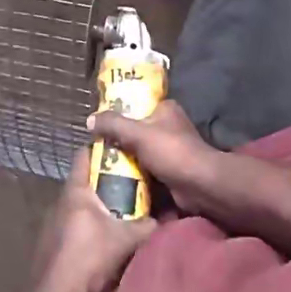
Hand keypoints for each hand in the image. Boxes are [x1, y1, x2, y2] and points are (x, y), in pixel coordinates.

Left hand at [30, 148, 156, 291]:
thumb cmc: (90, 257)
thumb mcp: (126, 239)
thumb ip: (147, 225)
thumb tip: (164, 220)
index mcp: (75, 190)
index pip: (84, 155)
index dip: (101, 149)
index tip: (120, 150)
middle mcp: (60, 201)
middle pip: (84, 184)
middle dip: (105, 186)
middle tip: (130, 190)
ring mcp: (52, 223)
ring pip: (78, 209)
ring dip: (96, 212)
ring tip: (120, 220)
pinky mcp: (50, 245)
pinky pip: (72, 230)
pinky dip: (87, 232)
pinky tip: (102, 247)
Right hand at [87, 100, 218, 212]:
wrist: (201, 187)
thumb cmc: (172, 152)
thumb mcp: (137, 133)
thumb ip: (113, 124)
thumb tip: (89, 120)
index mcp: (165, 109)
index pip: (138, 104)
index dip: (120, 110)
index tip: (102, 120)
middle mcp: (169, 126)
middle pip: (137, 129)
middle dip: (120, 138)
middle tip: (98, 144)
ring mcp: (172, 150)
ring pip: (141, 150)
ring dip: (126, 158)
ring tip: (102, 161)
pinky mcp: (172, 171)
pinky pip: (147, 169)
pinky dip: (135, 174)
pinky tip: (117, 178)